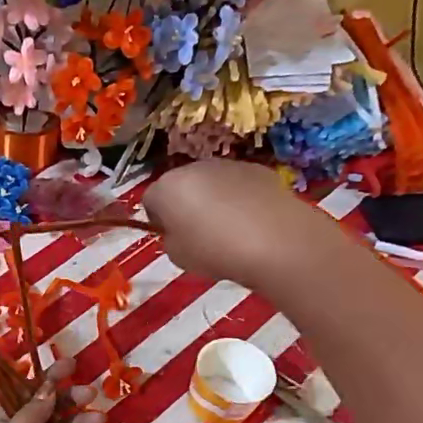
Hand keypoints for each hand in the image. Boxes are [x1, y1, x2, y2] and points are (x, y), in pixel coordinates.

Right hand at [144, 159, 339, 291]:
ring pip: (209, 183)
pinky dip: (237, 199)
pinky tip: (249, 223)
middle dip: (185, 206)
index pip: (149, 200)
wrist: (273, 239)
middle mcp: (193, 168)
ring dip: (211, 201)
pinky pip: (236, 185)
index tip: (171, 237)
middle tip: (197, 236)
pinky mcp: (256, 168)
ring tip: (227, 231)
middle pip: (180, 186)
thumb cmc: (214, 251)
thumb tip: (178, 231)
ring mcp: (227, 165)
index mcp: (167, 188)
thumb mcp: (177, 257)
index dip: (157, 220)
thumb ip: (170, 240)